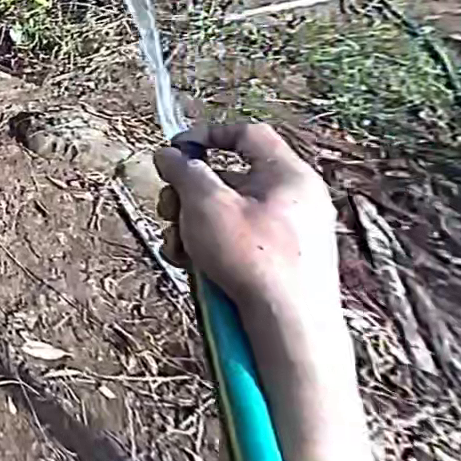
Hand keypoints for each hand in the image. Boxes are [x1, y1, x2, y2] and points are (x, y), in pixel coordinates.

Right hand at [153, 122, 339, 326]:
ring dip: (188, 224)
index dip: (205, 134)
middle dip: (186, 192)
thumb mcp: (205, 203)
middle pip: (225, 176)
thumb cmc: (251, 256)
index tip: (174, 150)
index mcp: (287, 175)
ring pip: (222, 210)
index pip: (245, 134)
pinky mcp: (277, 258)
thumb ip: (183, 170)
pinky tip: (190, 264)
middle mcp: (292, 198)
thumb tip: (168, 154)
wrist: (289, 327)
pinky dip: (205, 245)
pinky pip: (232, 237)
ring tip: (177, 246)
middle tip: (168, 210)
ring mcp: (286, 231)